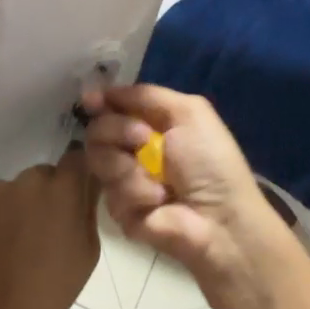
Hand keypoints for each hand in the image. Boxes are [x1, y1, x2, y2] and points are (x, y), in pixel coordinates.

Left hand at [0, 149, 99, 308]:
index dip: (79, 170)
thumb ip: (88, 210)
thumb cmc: (54, 285)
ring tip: (22, 237)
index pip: (76, 157)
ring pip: (19, 188)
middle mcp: (30, 180)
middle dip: (51, 192)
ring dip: (25, 202)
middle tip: (51, 224)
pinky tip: (2, 242)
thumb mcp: (88, 251)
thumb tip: (87, 188)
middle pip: (46, 174)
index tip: (80, 189)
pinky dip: (1, 214)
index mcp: (63, 189)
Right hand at [81, 84, 277, 279]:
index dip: (100, 102)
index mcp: (152, 124)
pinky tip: (157, 202)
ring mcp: (124, 180)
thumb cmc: (210, 162)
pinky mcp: (119, 210)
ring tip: (159, 181)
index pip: (114, 107)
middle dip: (118, 131)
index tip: (92, 102)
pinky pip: (110, 192)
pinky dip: (136, 193)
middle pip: (97, 130)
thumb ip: (147, 95)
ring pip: (98, 160)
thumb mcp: (190, 112)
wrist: (218, 218)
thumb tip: (105, 91)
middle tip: (143, 140)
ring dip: (129, 166)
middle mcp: (133, 149)